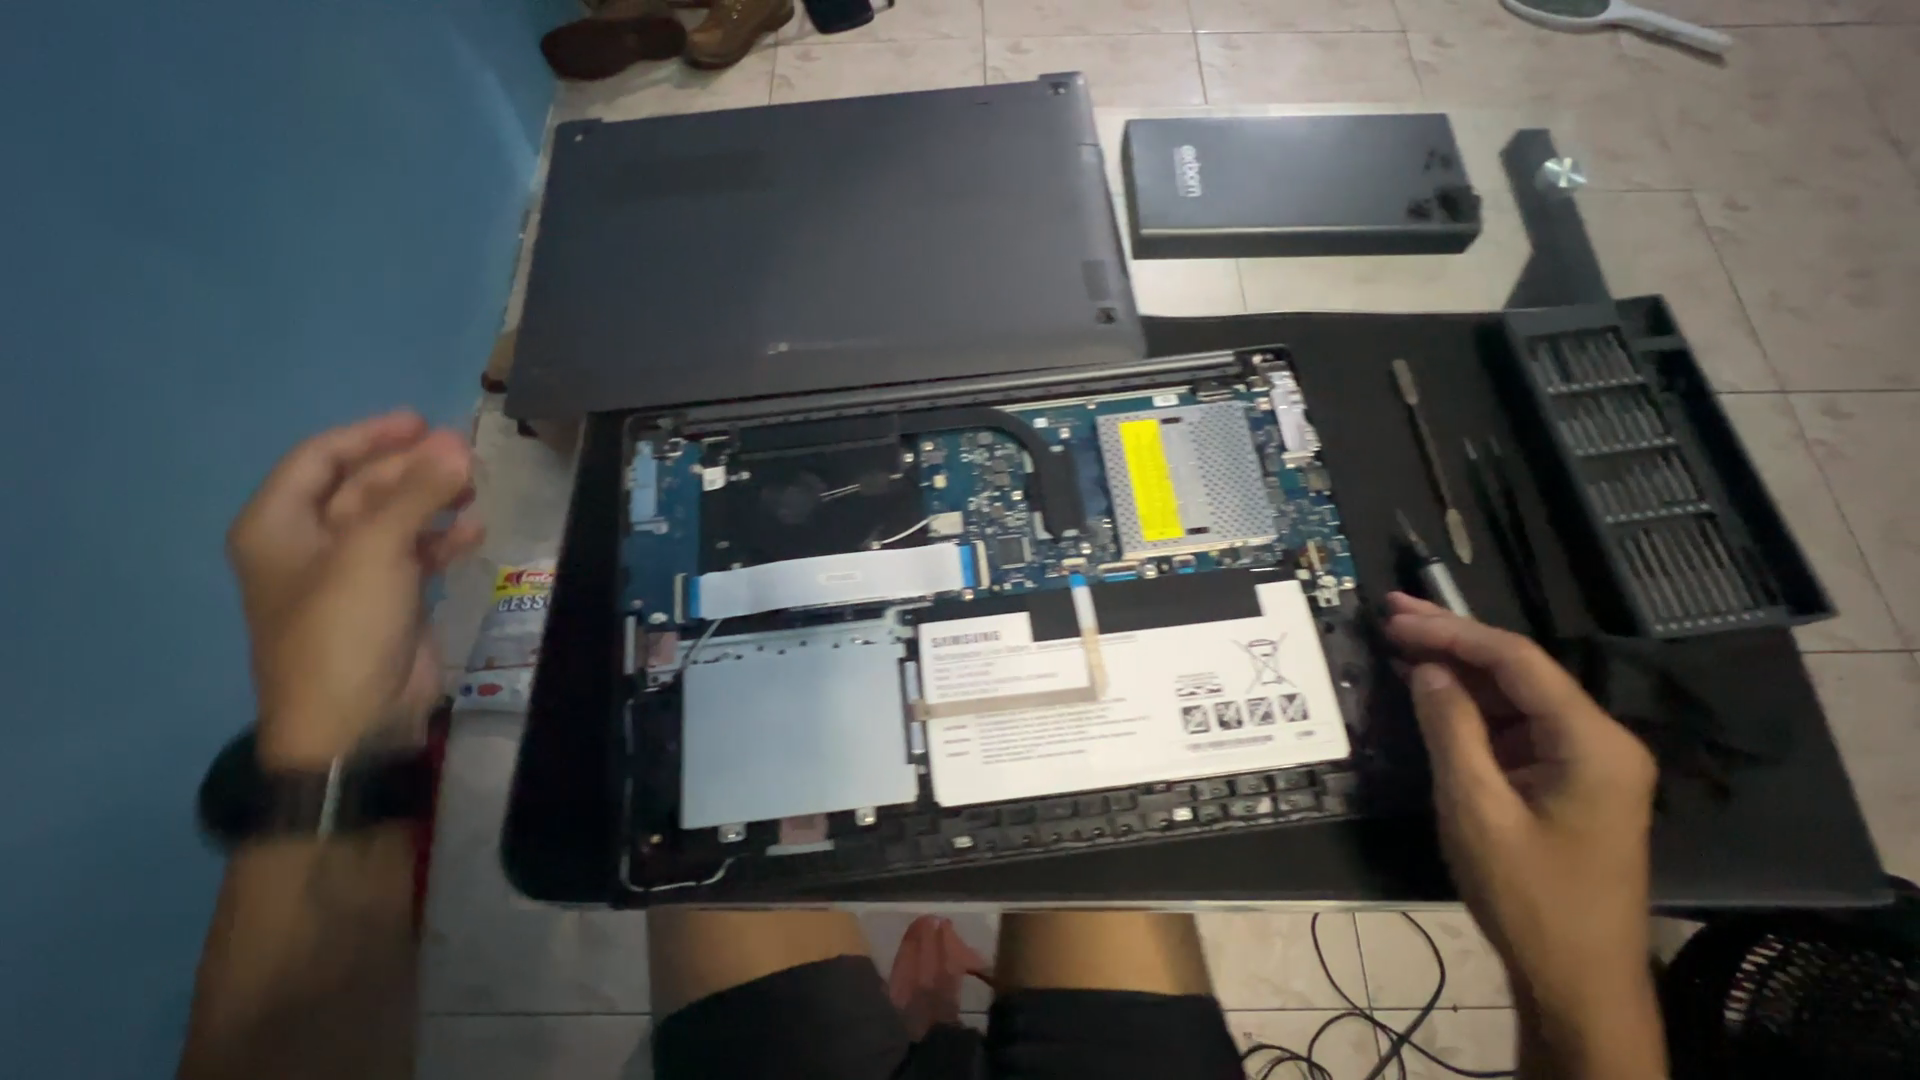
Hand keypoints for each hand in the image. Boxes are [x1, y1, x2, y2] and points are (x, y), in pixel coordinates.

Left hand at [227, 412, 482, 766]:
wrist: (354, 721)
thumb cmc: (342, 628)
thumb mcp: (373, 552)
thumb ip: (416, 494)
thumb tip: (457, 446)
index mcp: (279, 527)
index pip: (319, 460)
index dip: (368, 436)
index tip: (420, 422)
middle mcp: (311, 545)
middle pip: (363, 487)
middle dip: (412, 467)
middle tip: (466, 452)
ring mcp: (353, 574)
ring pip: (396, 519)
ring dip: (433, 501)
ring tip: (477, 487)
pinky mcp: (391, 600)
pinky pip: (418, 554)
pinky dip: (444, 539)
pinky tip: (474, 531)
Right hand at [1384, 593, 1657, 1020]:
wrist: (1578, 977)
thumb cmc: (1528, 895)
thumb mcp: (1475, 809)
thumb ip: (1451, 729)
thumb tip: (1427, 669)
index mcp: (1590, 741)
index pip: (1517, 661)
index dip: (1453, 632)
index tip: (1396, 618)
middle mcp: (1596, 739)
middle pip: (1518, 671)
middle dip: (1452, 639)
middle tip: (1392, 612)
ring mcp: (1582, 760)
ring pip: (1512, 696)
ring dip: (1456, 669)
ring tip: (1399, 639)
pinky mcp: (1563, 779)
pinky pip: (1512, 726)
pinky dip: (1467, 706)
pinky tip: (1428, 688)